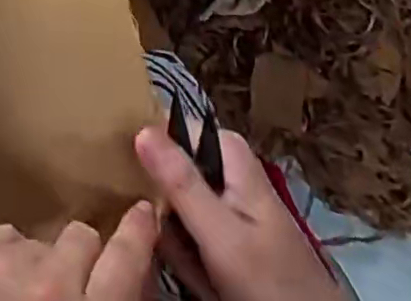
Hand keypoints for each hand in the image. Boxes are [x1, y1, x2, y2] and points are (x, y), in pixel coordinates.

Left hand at [0, 200, 158, 300]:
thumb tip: (131, 280)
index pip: (126, 260)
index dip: (138, 232)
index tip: (144, 210)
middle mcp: (56, 283)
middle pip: (83, 237)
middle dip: (78, 256)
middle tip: (65, 280)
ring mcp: (13, 263)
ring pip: (41, 239)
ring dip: (37, 262)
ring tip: (18, 294)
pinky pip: (5, 235)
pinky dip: (3, 258)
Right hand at [134, 125, 347, 300]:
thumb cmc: (270, 281)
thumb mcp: (220, 233)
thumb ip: (180, 181)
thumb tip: (140, 128)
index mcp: (229, 152)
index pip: (173, 129)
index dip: (153, 153)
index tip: (140, 183)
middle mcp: (227, 169)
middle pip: (171, 172)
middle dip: (168, 210)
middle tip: (182, 245)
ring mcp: (226, 204)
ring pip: (175, 207)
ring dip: (178, 241)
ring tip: (201, 272)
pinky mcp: (226, 236)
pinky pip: (188, 236)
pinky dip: (191, 258)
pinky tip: (206, 282)